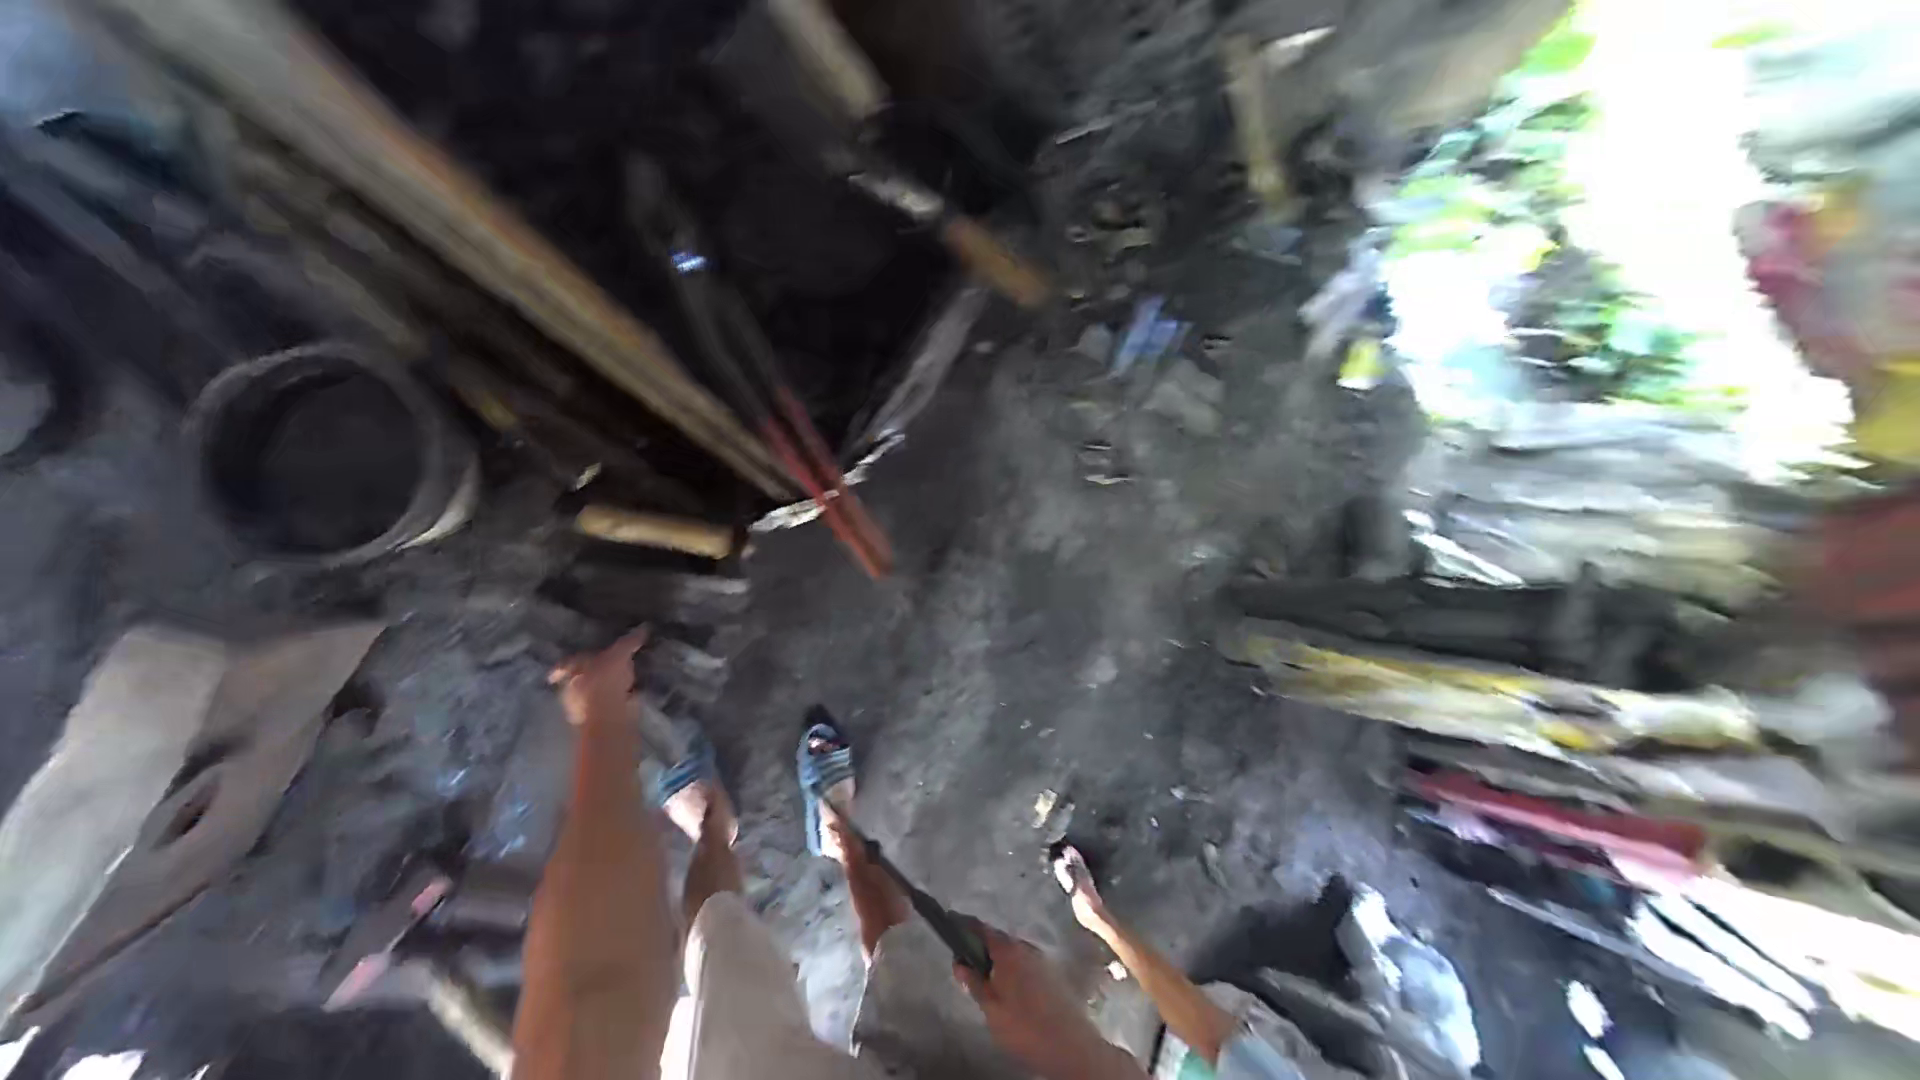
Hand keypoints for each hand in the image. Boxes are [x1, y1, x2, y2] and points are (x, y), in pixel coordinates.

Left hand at [548, 628, 646, 726]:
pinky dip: (620, 697)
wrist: (610, 717)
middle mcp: (574, 690)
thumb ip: (629, 641)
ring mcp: (587, 706)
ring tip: (627, 677)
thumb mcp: (618, 654)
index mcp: (572, 673)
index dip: (579, 657)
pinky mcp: (603, 718)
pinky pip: (613, 702)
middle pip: (584, 677)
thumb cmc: (605, 682)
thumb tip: (644, 627)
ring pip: (598, 691)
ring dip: (609, 686)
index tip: (588, 654)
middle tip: (613, 664)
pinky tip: (632, 692)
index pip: (570, 662)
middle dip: (597, 672)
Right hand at [953, 922, 1143, 1079]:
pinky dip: (1015, 969)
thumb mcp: (991, 1008)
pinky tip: (1012, 989)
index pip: (981, 928)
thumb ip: (973, 982)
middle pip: (998, 940)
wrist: (1071, 1046)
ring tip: (988, 979)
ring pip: (1014, 953)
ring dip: (1000, 960)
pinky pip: (1026, 964)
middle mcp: (1025, 946)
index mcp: (1007, 950)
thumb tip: (958, 961)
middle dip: (982, 947)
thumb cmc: (1025, 1026)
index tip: (950, 922)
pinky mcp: (1053, 974)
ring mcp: (1042, 959)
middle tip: (968, 962)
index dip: (965, 925)